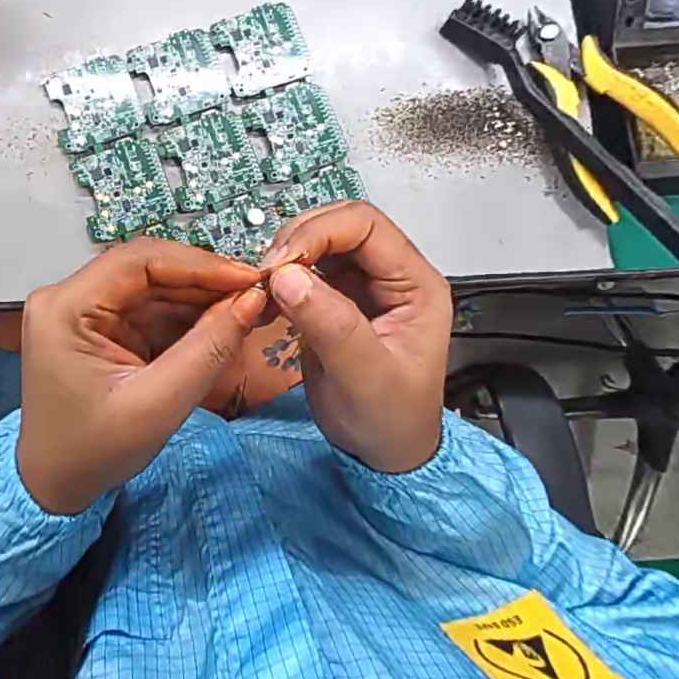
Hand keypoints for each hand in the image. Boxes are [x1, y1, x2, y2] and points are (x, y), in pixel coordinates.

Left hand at [18, 240, 267, 513]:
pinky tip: (222, 324)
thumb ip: (207, 349)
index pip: (137, 261)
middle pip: (147, 270)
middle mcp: (68, 298)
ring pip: (153, 289)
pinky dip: (187, 318)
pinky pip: (150, 310)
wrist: (56, 485)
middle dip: (205, 282)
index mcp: (65, 309)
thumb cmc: (94, 453)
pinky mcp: (100, 328)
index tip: (249, 278)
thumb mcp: (157, 405)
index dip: (199, 264)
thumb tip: (252, 300)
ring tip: (249, 309)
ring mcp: (83, 312)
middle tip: (258, 294)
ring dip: (201, 299)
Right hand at [259, 202, 452, 472]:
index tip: (280, 264)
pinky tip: (265, 300)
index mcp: (415, 284)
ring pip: (317, 244)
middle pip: (339, 225)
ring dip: (284, 258)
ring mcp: (359, 287)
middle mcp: (389, 276)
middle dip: (297, 241)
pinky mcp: (333, 302)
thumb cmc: (390, 420)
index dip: (319, 233)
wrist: (384, 453)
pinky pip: (302, 272)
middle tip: (265, 274)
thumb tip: (286, 276)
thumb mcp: (365, 377)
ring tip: (263, 287)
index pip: (366, 226)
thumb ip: (331, 325)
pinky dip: (278, 279)